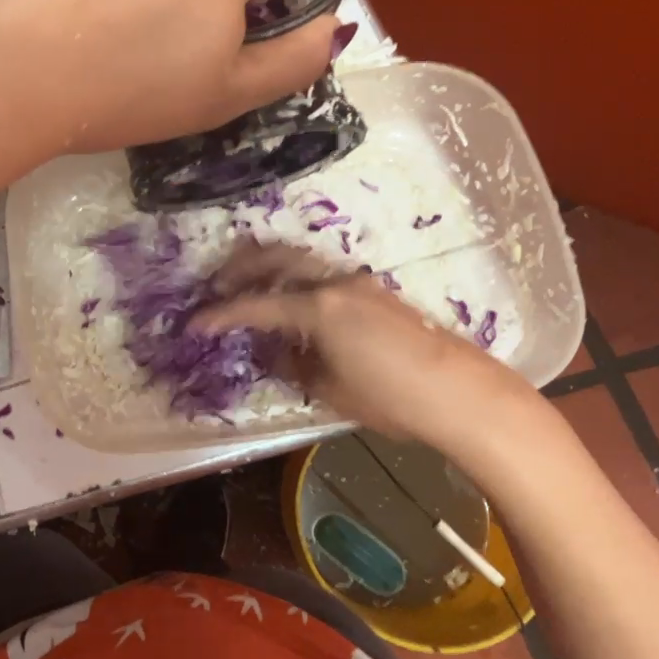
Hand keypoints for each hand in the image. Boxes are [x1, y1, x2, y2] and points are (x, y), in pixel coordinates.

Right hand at [194, 241, 541, 452]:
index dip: (220, 315)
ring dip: (271, 269)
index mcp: (318, 308)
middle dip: (240, 268)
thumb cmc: (392, 399)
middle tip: (217, 285)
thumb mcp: (331, 391)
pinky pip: (324, 275)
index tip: (194, 323)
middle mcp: (335, 284)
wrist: (464, 395)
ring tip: (252, 288)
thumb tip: (273, 353)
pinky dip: (298, 282)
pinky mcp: (377, 292)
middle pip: (276, 259)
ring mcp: (359, 283)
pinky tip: (296, 307)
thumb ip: (293, 366)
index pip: (255, 306)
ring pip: (302, 261)